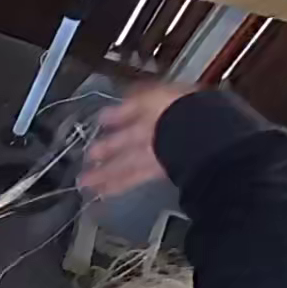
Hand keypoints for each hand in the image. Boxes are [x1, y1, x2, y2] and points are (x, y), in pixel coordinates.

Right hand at [78, 82, 195, 197]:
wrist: (201, 140)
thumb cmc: (180, 114)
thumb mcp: (152, 98)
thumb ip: (133, 101)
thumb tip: (115, 106)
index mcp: (164, 107)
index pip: (139, 109)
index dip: (119, 114)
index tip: (101, 120)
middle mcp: (163, 128)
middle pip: (131, 138)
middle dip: (108, 146)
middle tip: (89, 153)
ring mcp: (162, 150)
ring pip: (128, 160)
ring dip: (106, 170)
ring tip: (85, 180)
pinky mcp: (161, 170)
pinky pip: (135, 176)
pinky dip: (118, 183)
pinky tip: (102, 189)